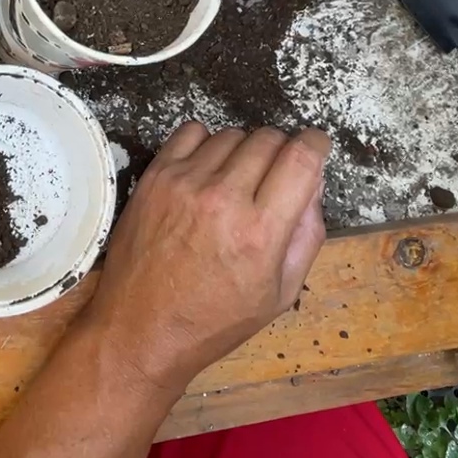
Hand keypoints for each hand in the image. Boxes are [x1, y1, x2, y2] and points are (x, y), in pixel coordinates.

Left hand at [79, 124, 330, 391]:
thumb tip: (314, 180)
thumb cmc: (214, 319)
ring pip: (232, 134)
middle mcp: (223, 198)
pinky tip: (206, 170)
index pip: (301, 159)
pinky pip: (192, 131)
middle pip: (268, 139)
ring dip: (243, 151)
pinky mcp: (156, 174)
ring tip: (237, 181)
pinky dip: (206, 143)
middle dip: (282, 150)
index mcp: (260, 232)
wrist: (141, 326)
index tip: (317, 145)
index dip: (317, 144)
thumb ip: (307, 233)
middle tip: (275, 176)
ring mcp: (185, 181)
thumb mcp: (280, 293)